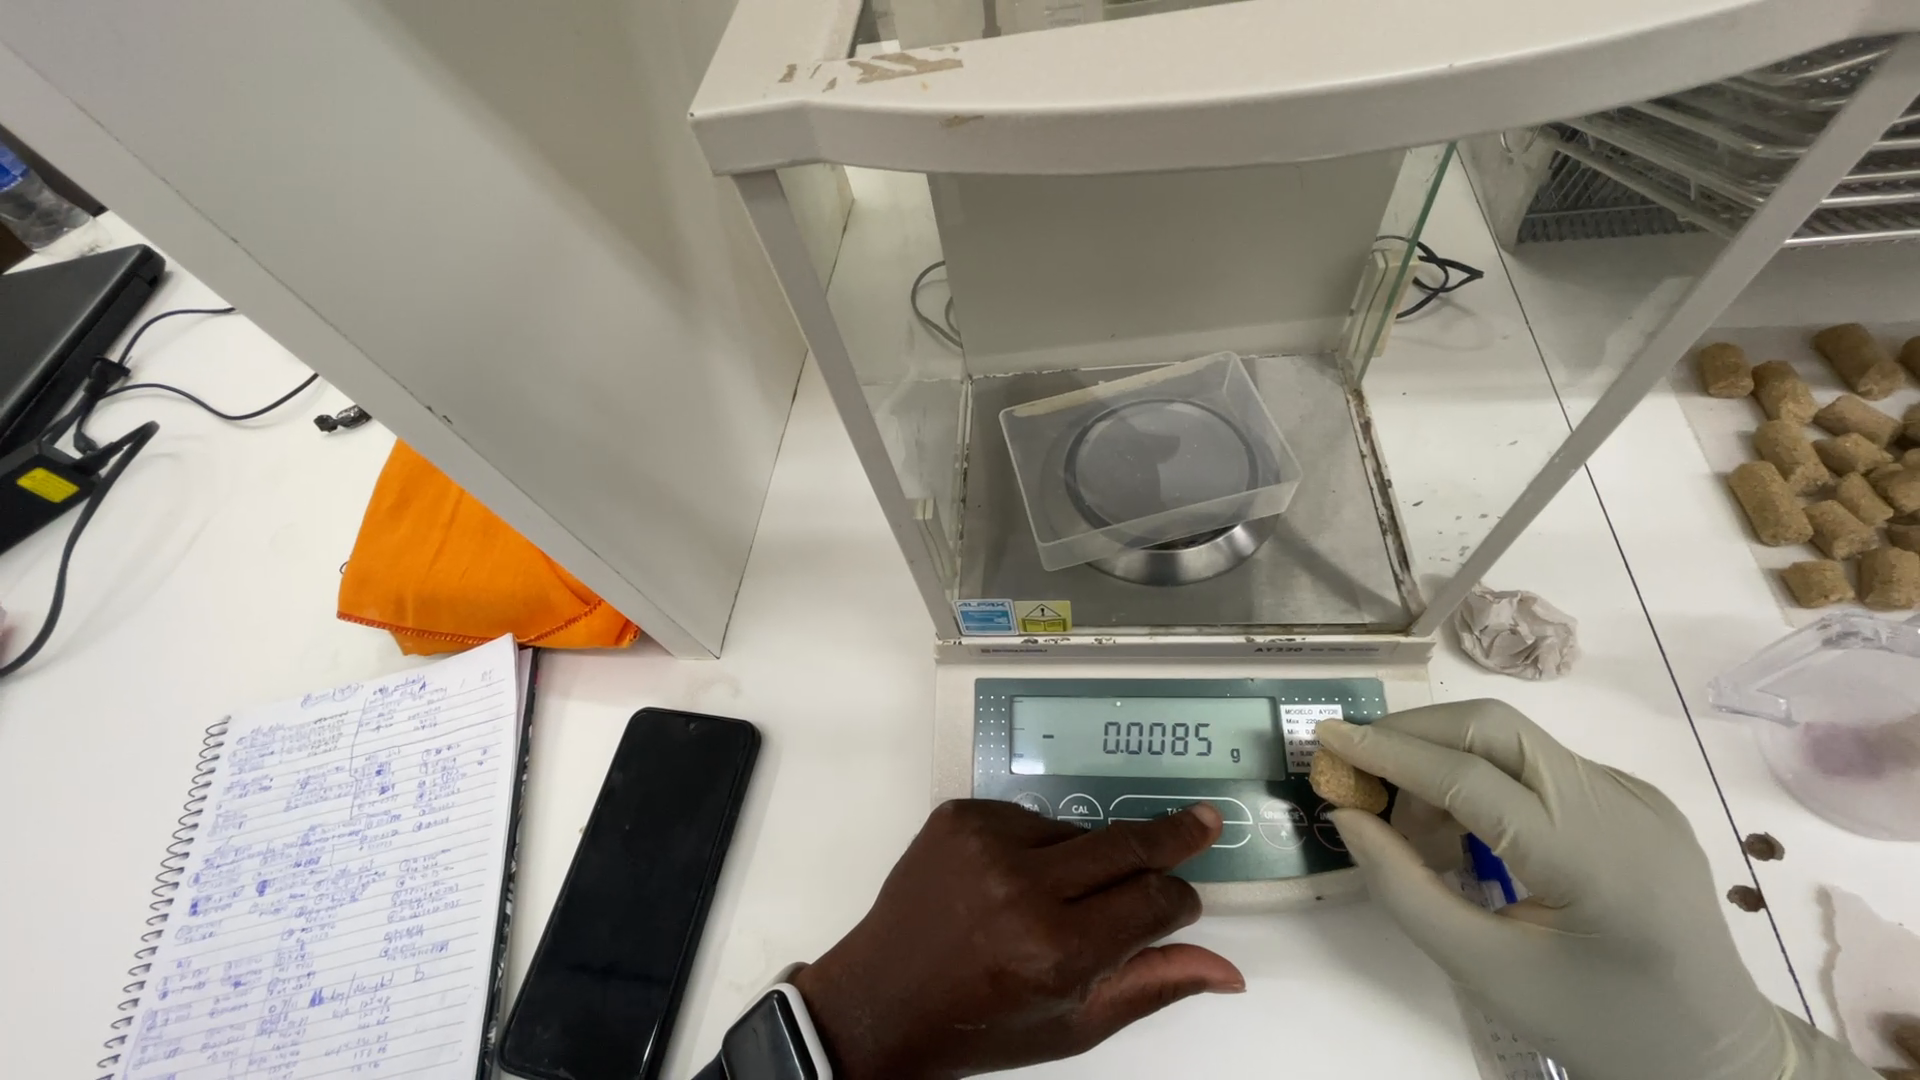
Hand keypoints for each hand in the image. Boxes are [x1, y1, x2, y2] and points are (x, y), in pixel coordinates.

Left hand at [791, 799, 1242, 1079]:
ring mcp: (986, 840)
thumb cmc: (983, 1024)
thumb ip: (1152, 986)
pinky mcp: (959, 814)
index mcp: (1057, 949)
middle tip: (1203, 819)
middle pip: (1123, 843)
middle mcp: (1023, 885)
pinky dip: (1032, 843)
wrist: (883, 997)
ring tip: (1051, 896)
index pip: (1153, 901)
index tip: (1186, 898)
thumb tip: (1227, 968)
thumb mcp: (1073, 1024)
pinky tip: (1009, 878)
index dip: (1179, 900)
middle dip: (1170, 835)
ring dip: (1082, 858)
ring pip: (1074, 831)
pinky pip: (1026, 816)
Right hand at [1319, 701, 1877, 1079]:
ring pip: (1510, 737)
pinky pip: (1533, 761)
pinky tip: (1465, 829)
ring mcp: (1633, 795)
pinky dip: (1478, 775)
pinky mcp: (1631, 796)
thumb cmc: (1594, 1023)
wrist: (1720, 1055)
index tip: (1325, 737)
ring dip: (1440, 757)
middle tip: (1359, 766)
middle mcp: (1622, 807)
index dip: (1388, 752)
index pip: (1470, 777)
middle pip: (1493, 729)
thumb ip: (1401, 887)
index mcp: (1595, 861)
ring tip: (1414, 823)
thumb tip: (1345, 814)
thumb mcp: (1482, 970)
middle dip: (1411, 734)